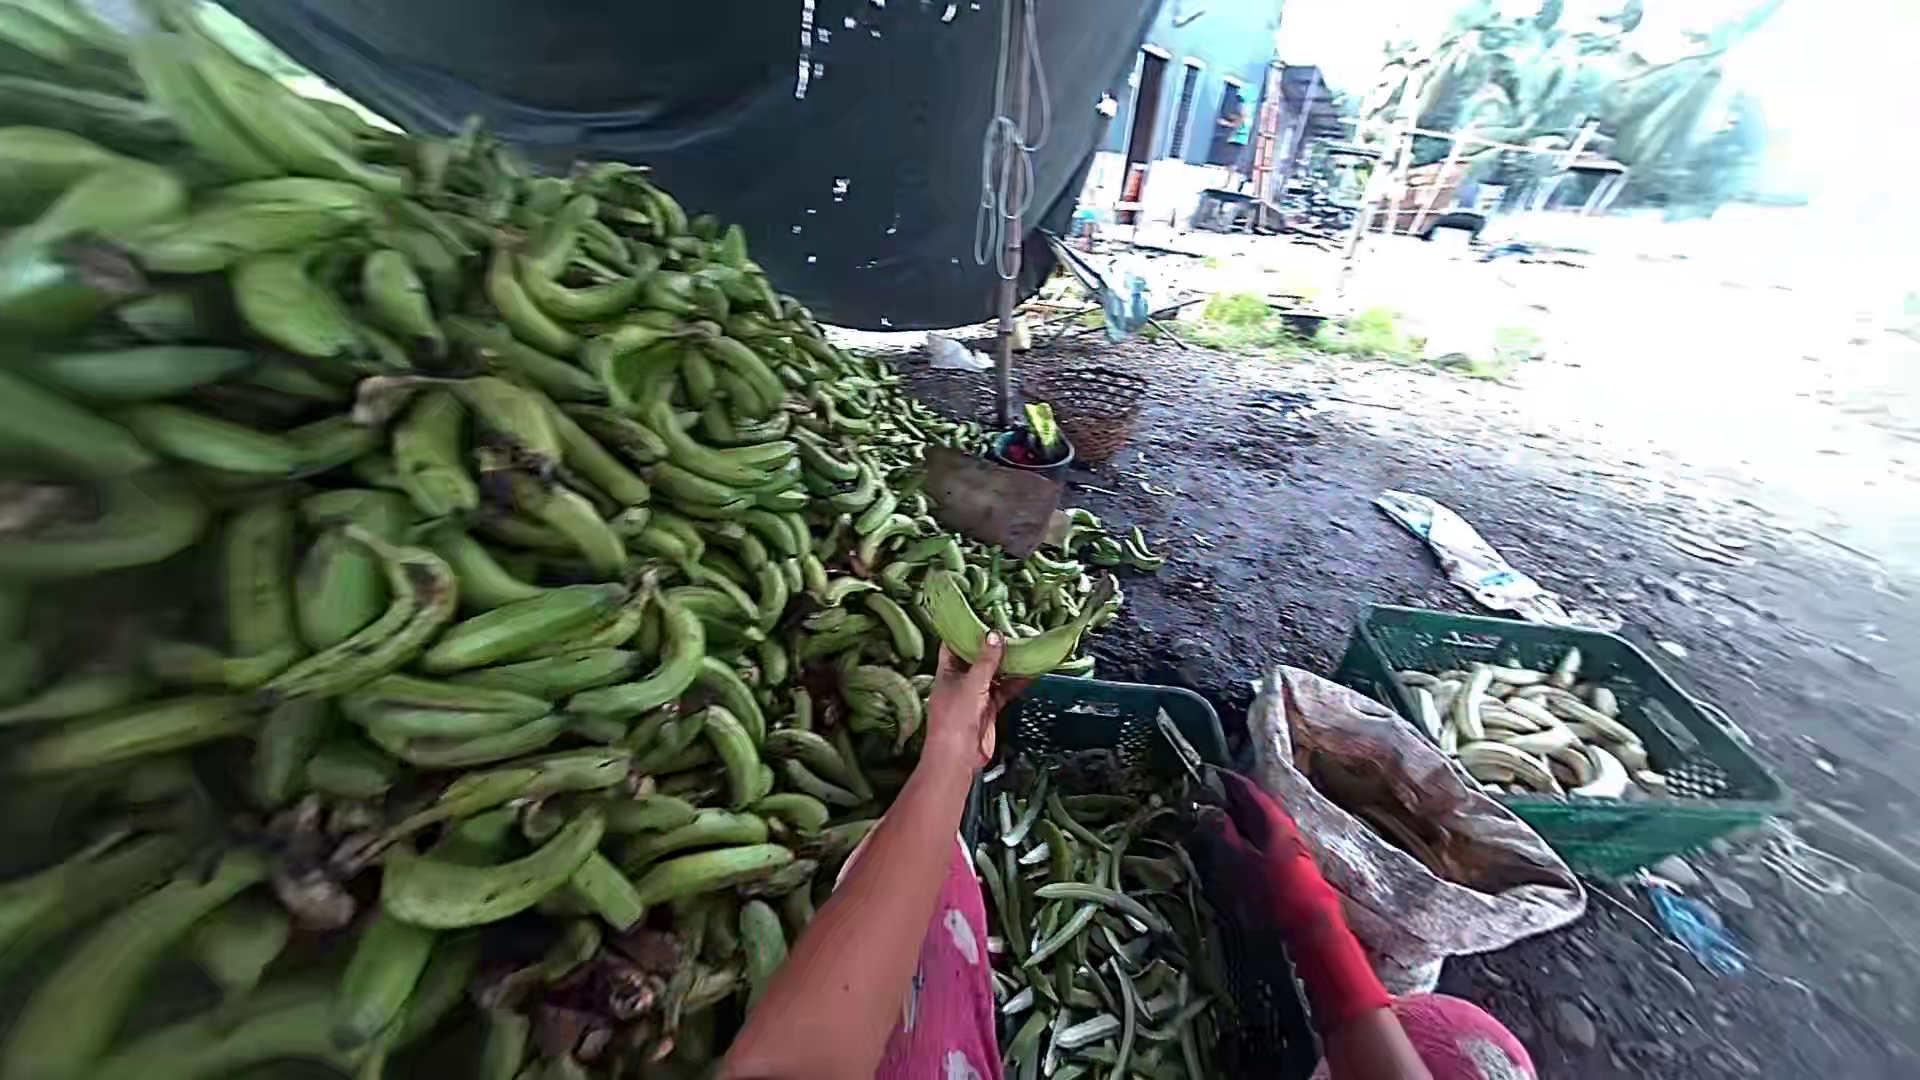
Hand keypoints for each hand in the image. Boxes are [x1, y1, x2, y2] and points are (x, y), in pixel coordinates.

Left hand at [922, 637, 1028, 770]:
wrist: (958, 756)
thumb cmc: (955, 717)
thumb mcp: (972, 684)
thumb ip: (985, 660)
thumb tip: (995, 635)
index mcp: (947, 671)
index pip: (953, 644)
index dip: (964, 630)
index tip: (980, 615)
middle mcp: (961, 680)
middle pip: (977, 658)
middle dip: (992, 646)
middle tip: (1010, 628)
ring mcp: (976, 694)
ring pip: (994, 674)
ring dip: (1008, 664)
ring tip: (1025, 646)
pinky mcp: (989, 708)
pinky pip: (1005, 690)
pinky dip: (1016, 682)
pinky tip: (1032, 672)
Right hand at [1192, 771, 1390, 1032]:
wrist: (1313, 935)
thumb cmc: (1274, 894)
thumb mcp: (1240, 862)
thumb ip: (1223, 833)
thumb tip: (1207, 808)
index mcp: (1275, 822)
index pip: (1251, 791)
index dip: (1230, 780)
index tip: (1210, 772)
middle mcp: (1287, 829)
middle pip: (1258, 805)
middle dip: (1234, 798)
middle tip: (1208, 793)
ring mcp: (1293, 848)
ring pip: (1263, 823)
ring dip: (1242, 817)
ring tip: (1218, 816)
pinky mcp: (1294, 865)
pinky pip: (1267, 837)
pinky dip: (1250, 833)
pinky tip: (1238, 842)